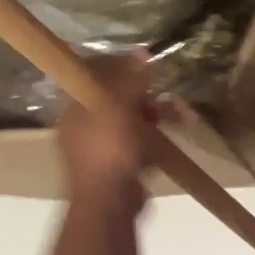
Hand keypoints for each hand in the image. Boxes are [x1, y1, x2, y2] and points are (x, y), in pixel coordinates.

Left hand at [57, 51, 162, 208]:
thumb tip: (142, 51)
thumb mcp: (121, 108)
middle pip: (113, 97)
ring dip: (153, 116)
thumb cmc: (110, 151)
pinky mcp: (115, 164)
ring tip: (179, 117)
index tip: (147, 66)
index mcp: (75, 107)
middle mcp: (81, 124)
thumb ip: (131, 80)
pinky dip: (152, 139)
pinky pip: (135, 143)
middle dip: (143, 94)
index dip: (119, 65)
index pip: (92, 75)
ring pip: (128, 120)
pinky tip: (166, 142)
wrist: (109, 203)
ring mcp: (98, 146)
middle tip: (165, 96)